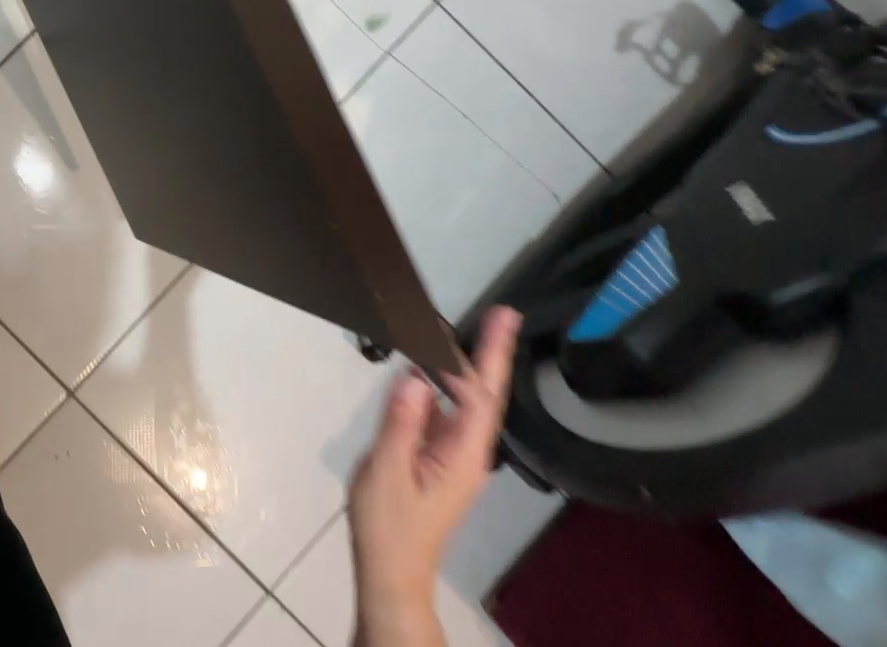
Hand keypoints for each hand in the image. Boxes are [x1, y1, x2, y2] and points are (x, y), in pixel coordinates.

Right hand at [347, 306, 521, 635]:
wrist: (390, 571)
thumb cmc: (388, 525)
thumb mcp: (386, 471)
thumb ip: (400, 424)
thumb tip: (415, 380)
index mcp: (462, 455)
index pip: (481, 397)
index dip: (489, 356)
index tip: (499, 319)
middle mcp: (466, 453)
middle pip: (481, 396)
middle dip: (489, 355)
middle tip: (500, 315)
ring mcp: (451, 457)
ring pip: (463, 405)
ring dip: (462, 369)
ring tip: (455, 334)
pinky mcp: (435, 461)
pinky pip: (442, 416)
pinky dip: (436, 390)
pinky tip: (421, 376)